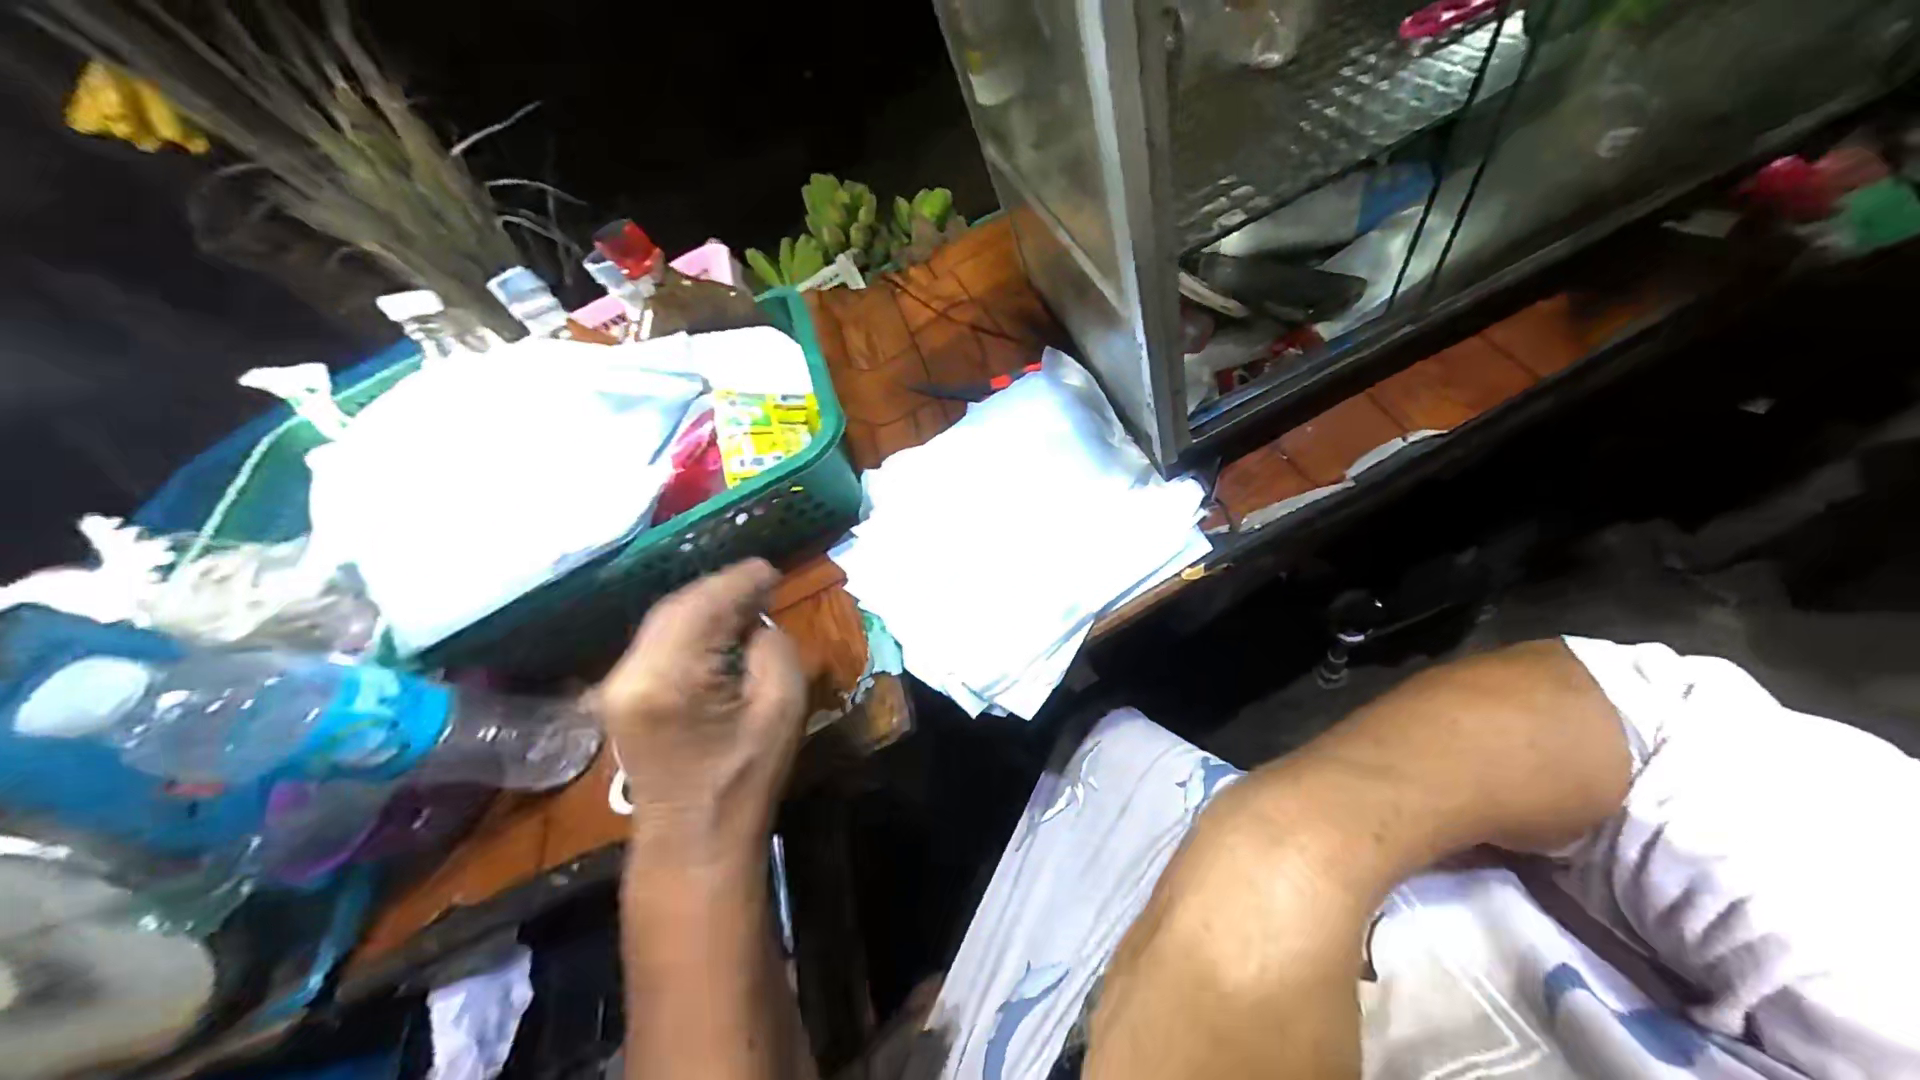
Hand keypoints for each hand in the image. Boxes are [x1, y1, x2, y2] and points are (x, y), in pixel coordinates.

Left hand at [591, 559, 806, 861]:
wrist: (693, 843)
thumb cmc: (745, 781)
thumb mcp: (781, 710)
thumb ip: (773, 649)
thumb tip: (754, 624)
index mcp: (668, 678)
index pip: (703, 606)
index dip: (740, 580)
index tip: (772, 570)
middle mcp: (629, 673)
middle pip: (676, 607)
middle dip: (721, 589)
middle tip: (763, 582)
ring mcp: (616, 685)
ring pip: (664, 621)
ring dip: (706, 606)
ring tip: (747, 601)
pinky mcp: (620, 696)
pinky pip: (658, 643)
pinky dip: (691, 628)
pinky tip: (719, 629)